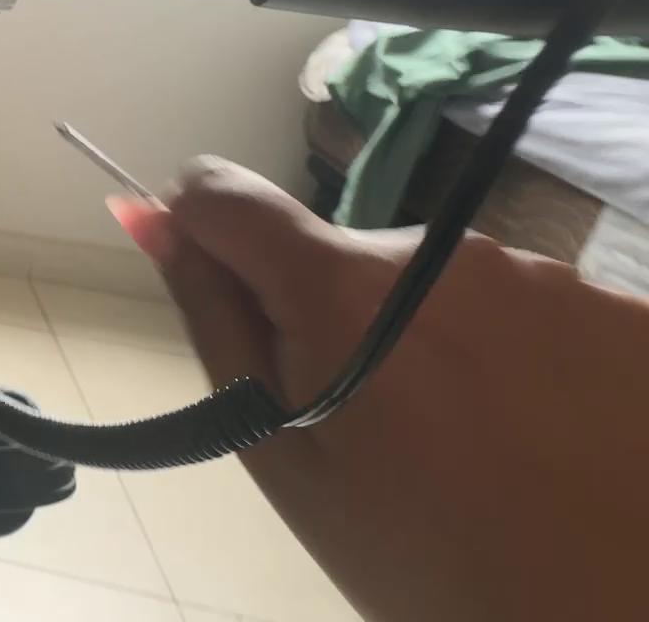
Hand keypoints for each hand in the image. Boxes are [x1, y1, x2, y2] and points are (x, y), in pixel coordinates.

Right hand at [113, 160, 648, 621]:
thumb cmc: (410, 549)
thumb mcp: (269, 435)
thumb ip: (208, 309)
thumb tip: (143, 212)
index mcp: (343, 286)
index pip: (222, 191)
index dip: (198, 226)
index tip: (223, 287)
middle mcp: (448, 254)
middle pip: (328, 245)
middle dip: (318, 304)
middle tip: (359, 409)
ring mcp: (555, 278)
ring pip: (420, 275)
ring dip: (411, 325)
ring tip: (456, 429)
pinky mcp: (635, 313)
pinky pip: (514, 300)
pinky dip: (500, 346)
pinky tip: (533, 427)